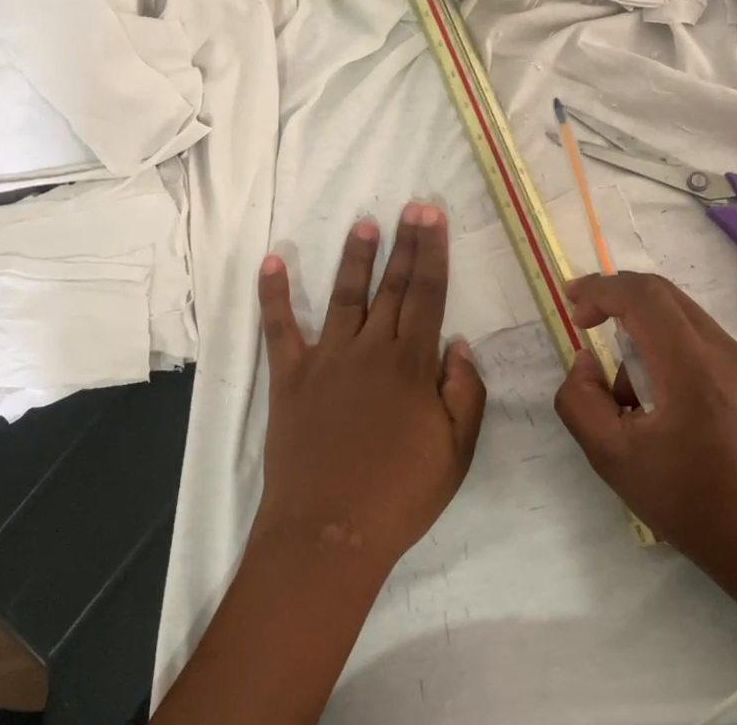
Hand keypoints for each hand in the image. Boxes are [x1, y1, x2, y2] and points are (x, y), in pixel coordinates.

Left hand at [253, 201, 486, 570]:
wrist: (329, 531)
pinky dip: (274, 295)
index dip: (433, 254)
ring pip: (344, 296)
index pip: (428, 296)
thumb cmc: (399, 496)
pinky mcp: (289, 378)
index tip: (434, 218)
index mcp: (411, 365)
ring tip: (364, 223)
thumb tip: (460, 345)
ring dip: (355, 257)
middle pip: (392, 286)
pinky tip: (272, 262)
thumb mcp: (455, 452)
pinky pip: (279, 328)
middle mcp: (369, 350)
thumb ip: (464, 394)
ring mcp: (325, 360)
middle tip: (413, 206)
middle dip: (405, 244)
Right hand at [553, 272, 736, 569]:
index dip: (600, 290)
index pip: (643, 297)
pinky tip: (658, 404)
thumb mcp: (613, 459)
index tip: (572, 309)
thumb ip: (581, 401)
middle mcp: (727, 352)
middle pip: (664, 295)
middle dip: (617, 298)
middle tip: (584, 319)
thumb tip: (587, 362)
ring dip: (641, 333)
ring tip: (626, 398)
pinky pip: (700, 342)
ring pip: (681, 318)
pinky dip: (667, 351)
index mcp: (693, 369)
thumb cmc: (691, 505)